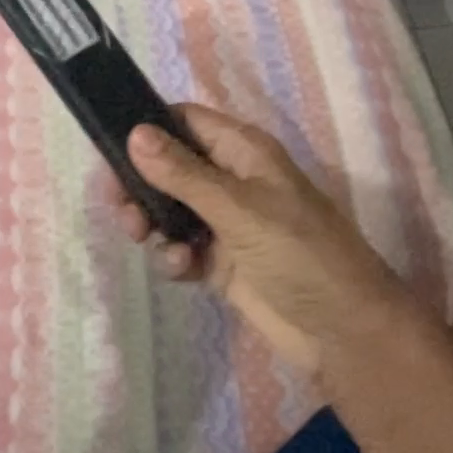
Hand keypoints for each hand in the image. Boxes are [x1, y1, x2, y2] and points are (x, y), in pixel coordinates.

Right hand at [112, 105, 414, 375]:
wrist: (341, 330)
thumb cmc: (298, 253)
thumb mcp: (239, 208)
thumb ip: (183, 173)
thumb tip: (134, 132)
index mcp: (243, 151)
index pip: (186, 121)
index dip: (149, 128)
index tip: (111, 150)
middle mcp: (231, 179)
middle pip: (169, 166)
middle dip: (141, 183)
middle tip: (119, 206)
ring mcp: (226, 222)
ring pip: (169, 209)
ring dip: (152, 221)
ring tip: (144, 237)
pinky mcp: (220, 261)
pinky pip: (180, 247)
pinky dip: (173, 255)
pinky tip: (182, 268)